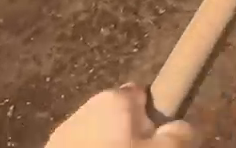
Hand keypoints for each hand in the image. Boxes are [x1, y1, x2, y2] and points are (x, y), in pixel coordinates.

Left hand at [46, 86, 196, 147]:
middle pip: (115, 116)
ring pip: (91, 136)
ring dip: (103, 146)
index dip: (152, 114)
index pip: (141, 93)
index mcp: (112, 98)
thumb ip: (180, 131)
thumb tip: (179, 128)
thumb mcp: (167, 147)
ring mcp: (55, 138)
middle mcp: (82, 109)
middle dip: (125, 132)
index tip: (155, 134)